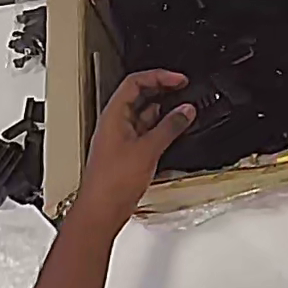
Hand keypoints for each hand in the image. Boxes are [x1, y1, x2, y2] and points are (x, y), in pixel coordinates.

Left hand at [71, 70, 196, 224]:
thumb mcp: (147, 149)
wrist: (102, 210)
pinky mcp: (129, 152)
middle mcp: (116, 124)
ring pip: (145, 114)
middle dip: (163, 89)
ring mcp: (122, 138)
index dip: (158, 76)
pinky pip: (147, 131)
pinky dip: (162, 127)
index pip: (135, 83)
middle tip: (183, 88)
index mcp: (114, 116)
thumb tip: (185, 110)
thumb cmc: (112, 182)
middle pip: (139, 95)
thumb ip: (170, 127)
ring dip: (164, 109)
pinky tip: (175, 130)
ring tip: (184, 109)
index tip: (178, 80)